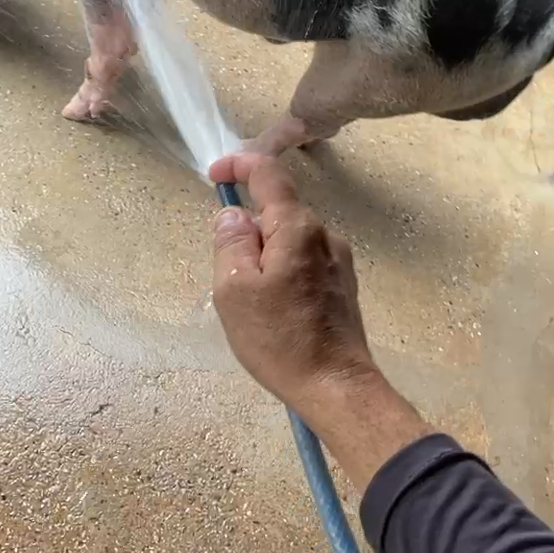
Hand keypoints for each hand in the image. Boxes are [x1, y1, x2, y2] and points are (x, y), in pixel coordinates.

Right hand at [209, 153, 429, 484]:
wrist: (335, 386)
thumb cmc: (278, 338)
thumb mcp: (233, 289)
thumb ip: (230, 243)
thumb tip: (232, 216)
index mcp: (296, 228)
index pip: (268, 175)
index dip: (239, 166)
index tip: (213, 176)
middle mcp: (323, 235)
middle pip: (277, 211)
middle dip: (245, 228)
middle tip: (224, 271)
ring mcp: (337, 260)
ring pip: (287, 239)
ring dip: (261, 254)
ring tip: (247, 301)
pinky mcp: (341, 285)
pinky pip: (300, 260)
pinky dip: (278, 270)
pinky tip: (270, 309)